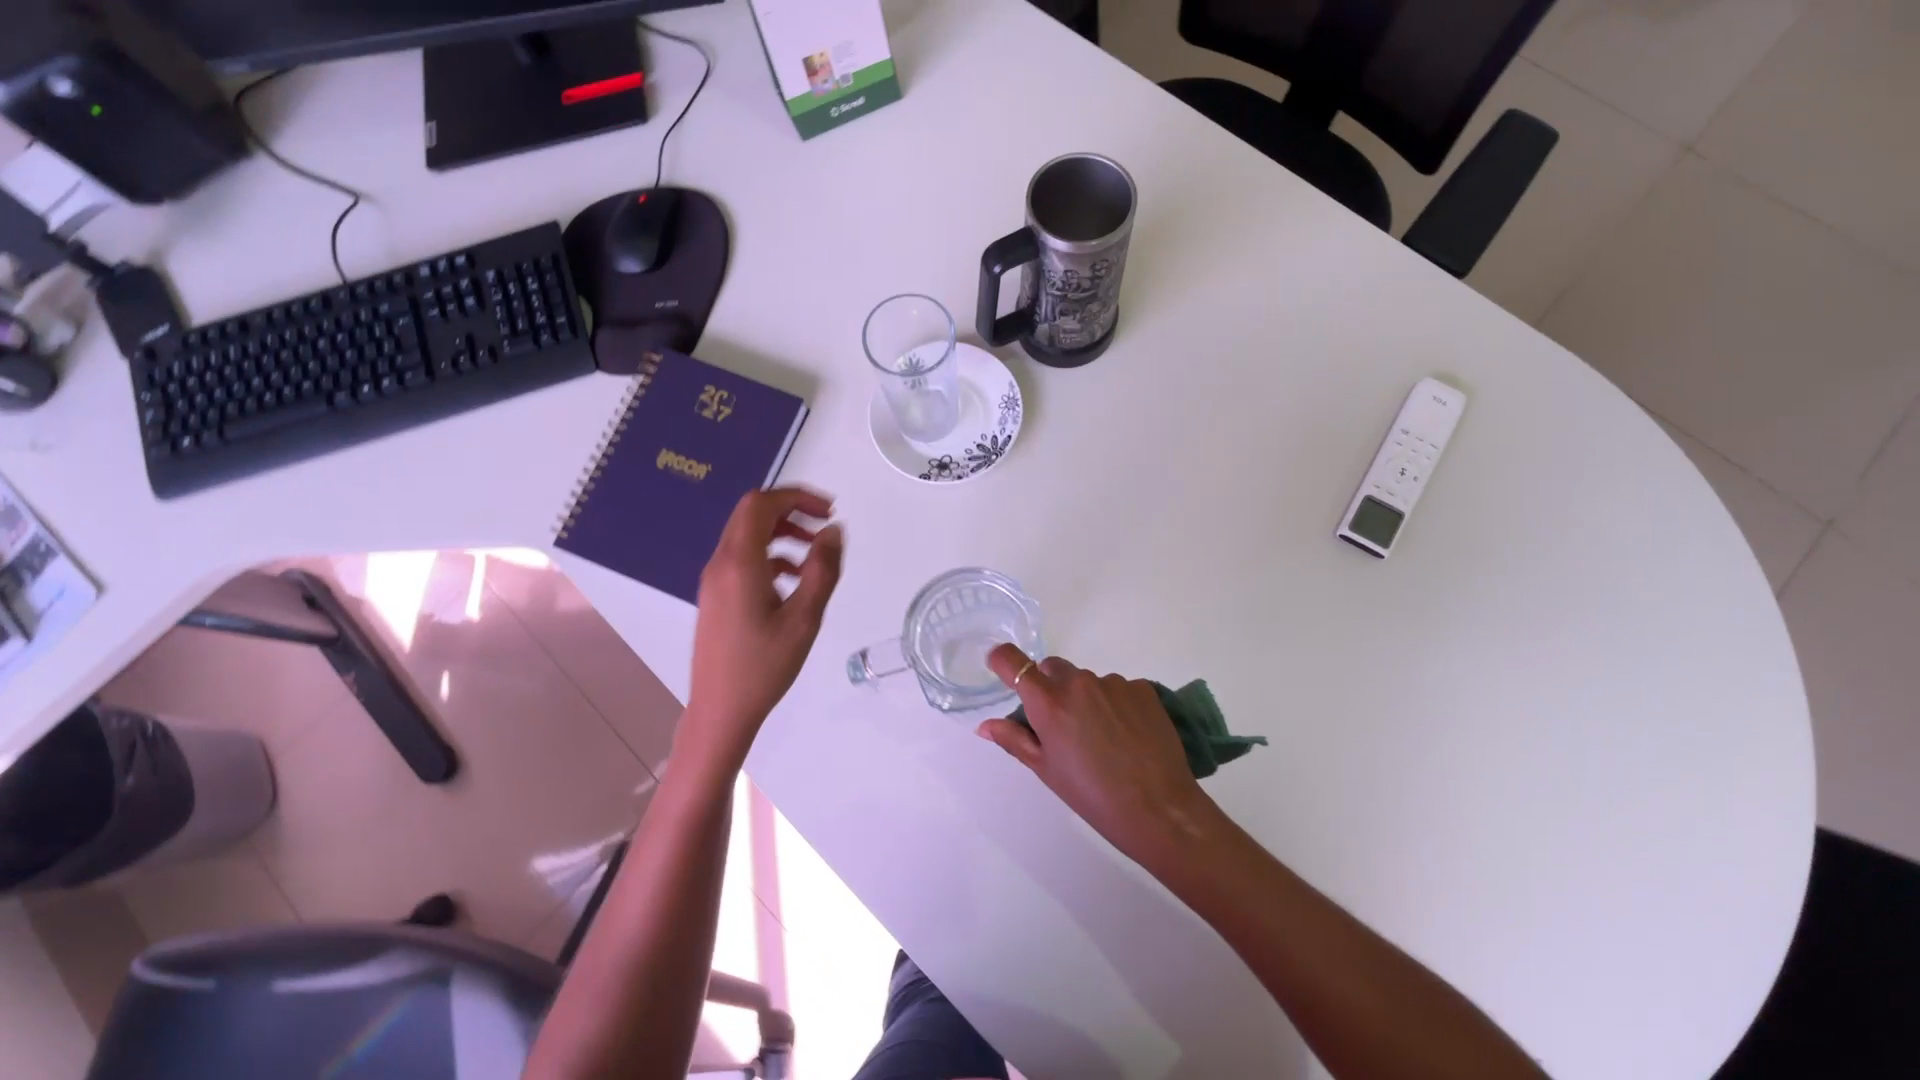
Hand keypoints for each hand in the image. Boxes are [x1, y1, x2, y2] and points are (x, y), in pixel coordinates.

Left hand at [685, 488, 843, 760]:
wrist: (720, 710)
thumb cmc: (764, 667)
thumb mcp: (804, 619)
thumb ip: (822, 570)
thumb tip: (834, 530)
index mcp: (740, 563)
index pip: (761, 504)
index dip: (796, 496)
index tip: (829, 509)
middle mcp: (721, 563)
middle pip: (751, 514)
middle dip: (790, 510)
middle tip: (825, 523)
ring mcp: (714, 580)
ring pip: (746, 535)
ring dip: (781, 532)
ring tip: (814, 552)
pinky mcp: (715, 596)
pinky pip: (741, 558)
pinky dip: (769, 554)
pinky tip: (793, 580)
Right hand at [977, 646, 1216, 859]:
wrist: (1158, 808)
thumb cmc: (1092, 795)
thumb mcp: (1046, 770)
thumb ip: (1014, 740)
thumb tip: (985, 725)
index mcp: (1049, 703)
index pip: (1012, 661)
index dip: (1002, 661)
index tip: (1001, 669)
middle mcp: (1080, 683)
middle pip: (1052, 668)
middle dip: (1049, 687)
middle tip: (1059, 725)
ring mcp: (1115, 683)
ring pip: (1088, 681)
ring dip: (1085, 698)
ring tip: (1100, 738)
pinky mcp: (1144, 689)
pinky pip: (1118, 688)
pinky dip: (1114, 704)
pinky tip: (1125, 735)